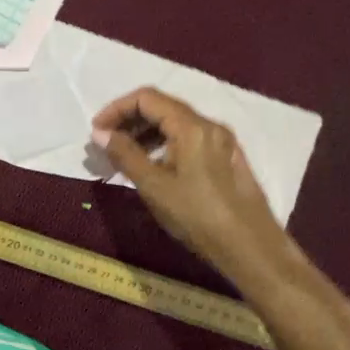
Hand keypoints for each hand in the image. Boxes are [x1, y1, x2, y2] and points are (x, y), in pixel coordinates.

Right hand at [92, 87, 301, 287]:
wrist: (252, 251)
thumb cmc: (197, 216)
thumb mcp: (153, 185)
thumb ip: (124, 153)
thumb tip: (100, 132)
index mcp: (192, 127)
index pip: (146, 98)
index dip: (116, 109)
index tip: (97, 132)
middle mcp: (209, 126)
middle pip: (161, 107)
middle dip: (128, 121)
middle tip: (105, 144)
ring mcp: (222, 142)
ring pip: (175, 124)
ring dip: (144, 133)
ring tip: (123, 157)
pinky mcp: (227, 159)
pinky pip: (188, 139)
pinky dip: (163, 144)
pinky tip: (152, 167)